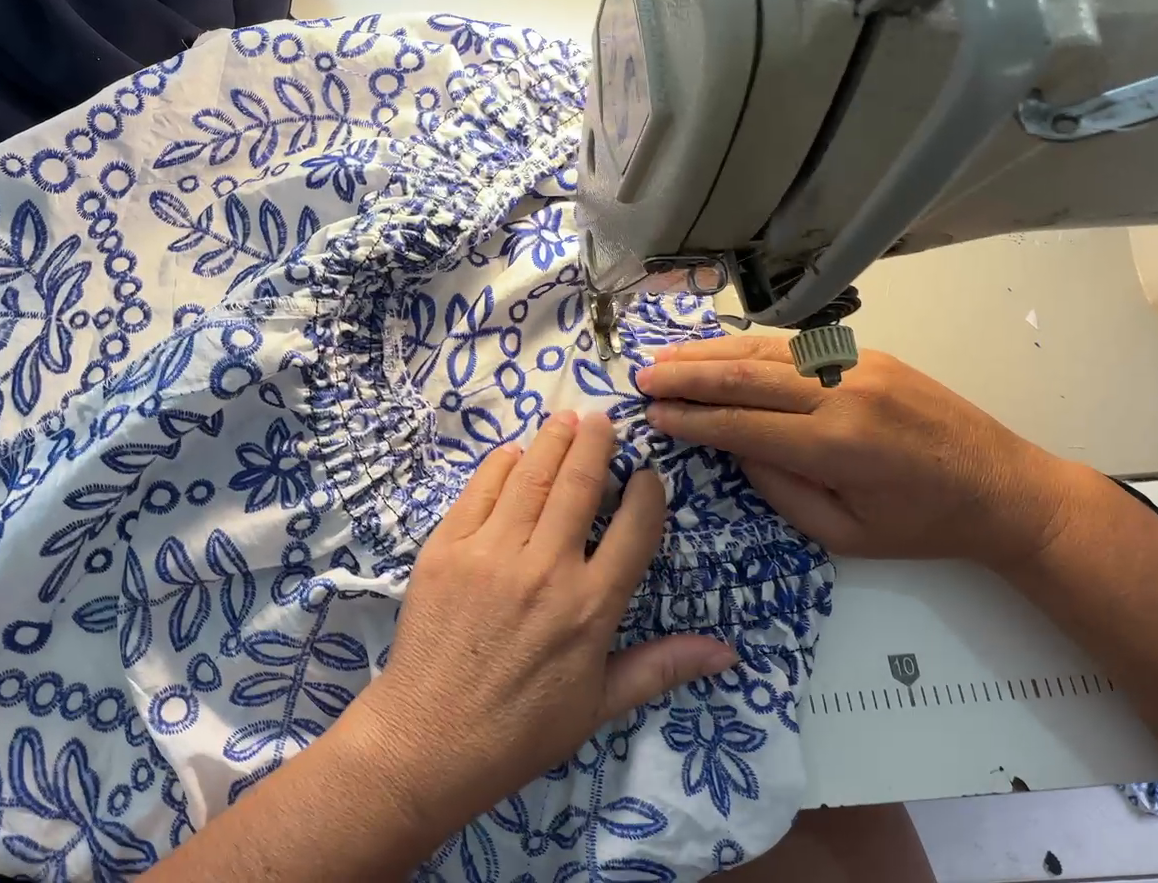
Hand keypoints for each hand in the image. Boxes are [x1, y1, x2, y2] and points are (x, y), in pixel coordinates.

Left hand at [339, 411, 737, 834]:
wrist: (430, 739)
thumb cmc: (522, 728)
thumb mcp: (600, 704)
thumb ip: (661, 667)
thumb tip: (728, 652)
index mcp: (592, 606)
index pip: (634, 527)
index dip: (646, 492)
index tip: (648, 474)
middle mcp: (545, 567)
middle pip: (579, 484)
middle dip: (596, 442)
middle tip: (601, 417)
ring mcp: (490, 552)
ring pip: (530, 477)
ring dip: (551, 441)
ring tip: (564, 418)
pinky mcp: (446, 548)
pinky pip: (479, 492)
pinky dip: (499, 466)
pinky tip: (511, 453)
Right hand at [637, 336, 1086, 571]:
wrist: (1005, 488)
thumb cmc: (920, 525)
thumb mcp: (843, 533)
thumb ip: (780, 489)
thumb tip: (735, 445)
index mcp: (837, 445)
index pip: (742, 424)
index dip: (692, 420)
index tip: (653, 416)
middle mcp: (843, 392)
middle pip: (745, 376)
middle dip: (687, 376)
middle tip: (642, 378)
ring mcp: (857, 364)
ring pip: (765, 351)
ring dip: (709, 353)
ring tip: (665, 357)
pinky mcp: (867, 353)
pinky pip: (794, 346)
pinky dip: (747, 346)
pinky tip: (717, 350)